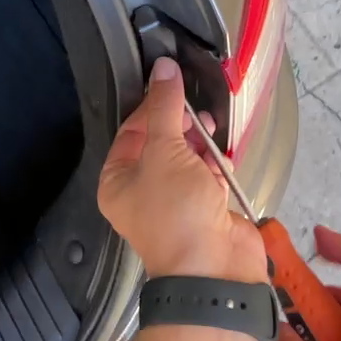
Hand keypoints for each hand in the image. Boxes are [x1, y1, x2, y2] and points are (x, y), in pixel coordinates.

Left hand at [97, 56, 264, 281]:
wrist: (215, 271)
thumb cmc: (176, 213)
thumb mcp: (165, 150)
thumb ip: (165, 107)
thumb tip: (164, 69)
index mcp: (118, 181)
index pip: (131, 131)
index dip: (152, 107)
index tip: (172, 87)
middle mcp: (142, 192)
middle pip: (160, 142)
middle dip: (179, 125)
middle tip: (195, 113)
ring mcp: (174, 202)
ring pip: (186, 158)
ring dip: (200, 143)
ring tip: (211, 133)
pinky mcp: (203, 210)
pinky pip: (207, 176)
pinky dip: (216, 167)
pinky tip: (223, 163)